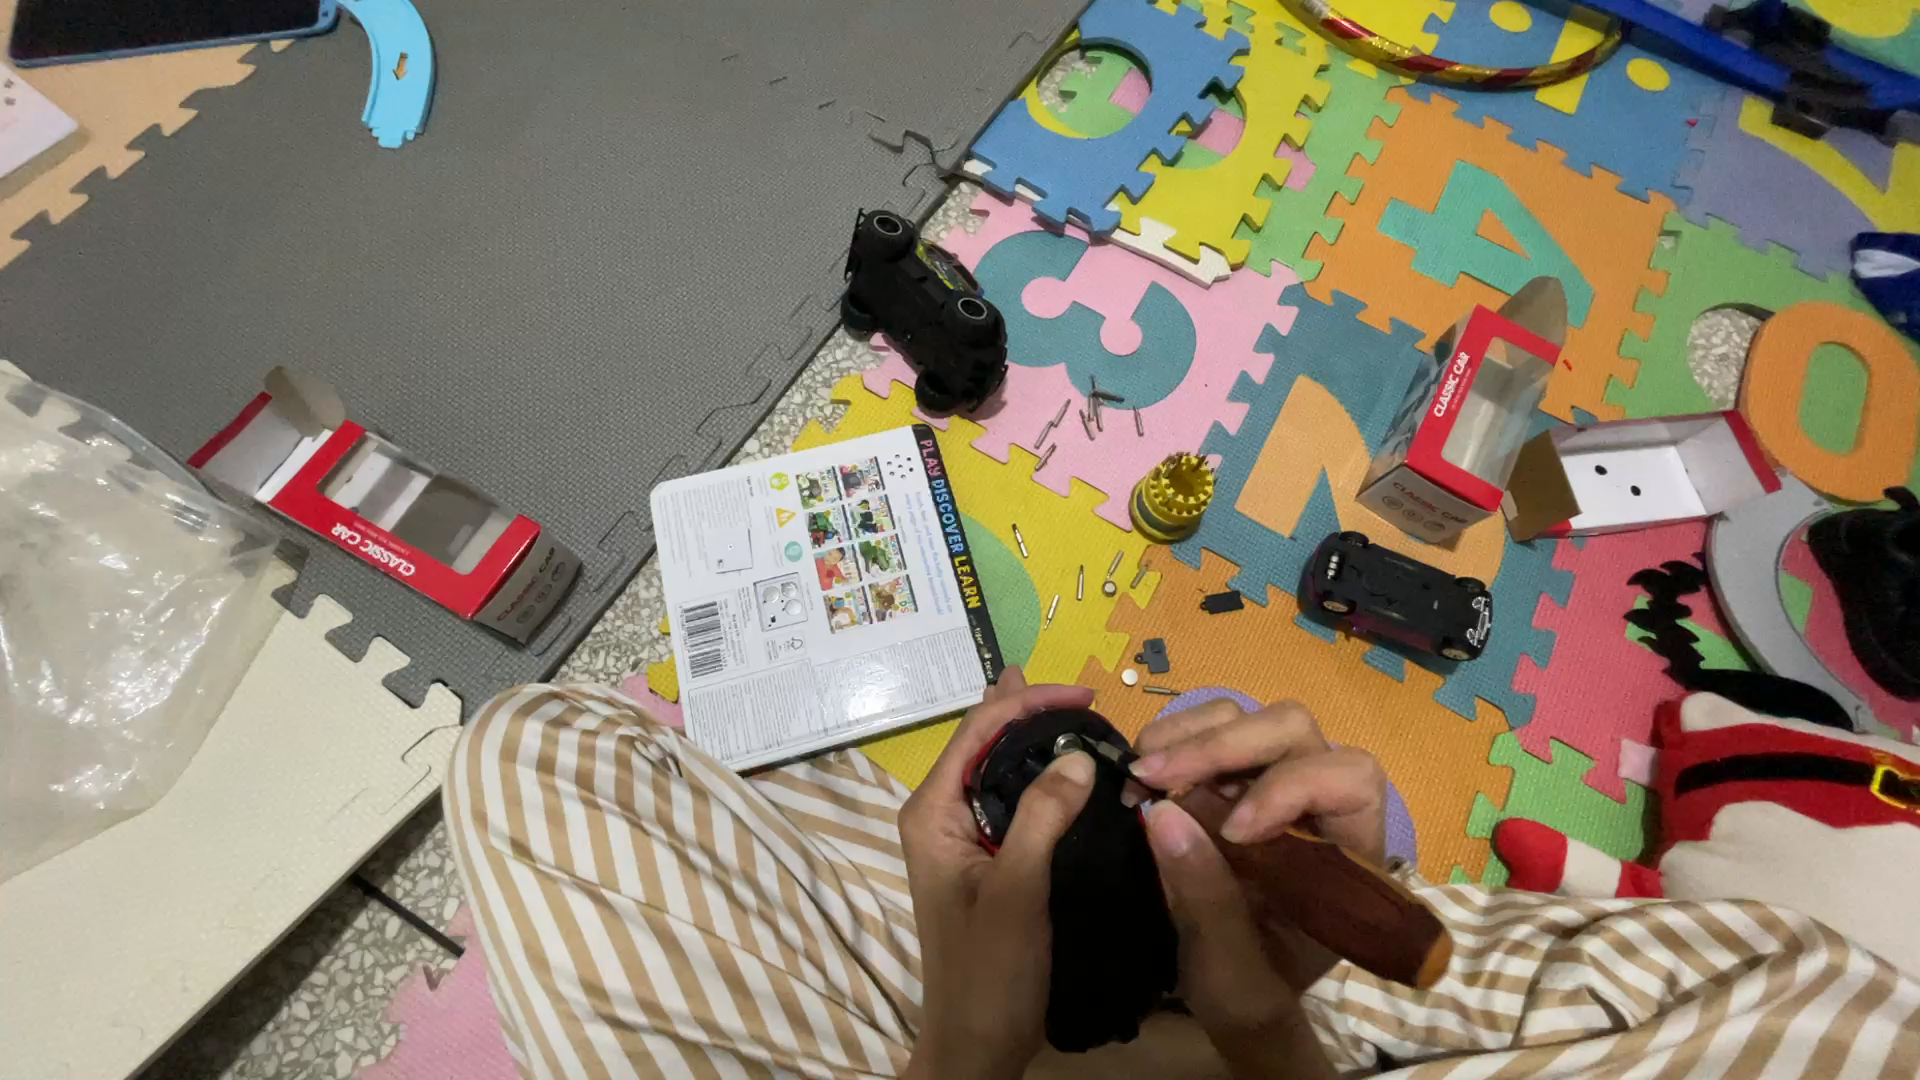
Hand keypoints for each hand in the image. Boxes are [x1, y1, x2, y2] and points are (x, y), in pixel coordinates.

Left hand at [898, 668, 1095, 1079]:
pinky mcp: (980, 853)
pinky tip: (1052, 761)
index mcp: (932, 809)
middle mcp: (938, 811)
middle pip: (979, 739)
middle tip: (1073, 690)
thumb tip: (1076, 752)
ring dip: (1026, 734)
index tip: (1083, 694)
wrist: (975, 1046)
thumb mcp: (1017, 889)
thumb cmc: (989, 969)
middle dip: (1023, 708)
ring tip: (1057, 703)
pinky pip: (1004, 795)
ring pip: (992, 764)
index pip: (977, 731)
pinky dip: (1031, 769)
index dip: (1027, 703)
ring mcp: (957, 832)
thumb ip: (1042, 816)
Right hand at [1134, 699, 1380, 1078]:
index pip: (1350, 780)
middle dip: (1219, 746)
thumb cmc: (1251, 987)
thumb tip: (1161, 813)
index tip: (1232, 832)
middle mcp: (1316, 802)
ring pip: (1243, 715)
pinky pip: (1204, 724)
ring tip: (1140, 774)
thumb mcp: (1233, 971)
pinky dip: (1167, 737)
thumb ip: (1207, 898)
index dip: (1290, 788)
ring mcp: (1267, 778)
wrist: (1230, 985)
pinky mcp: (1225, 772)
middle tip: (1153, 777)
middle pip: (1290, 728)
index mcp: (1348, 855)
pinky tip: (1139, 772)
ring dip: (1186, 736)